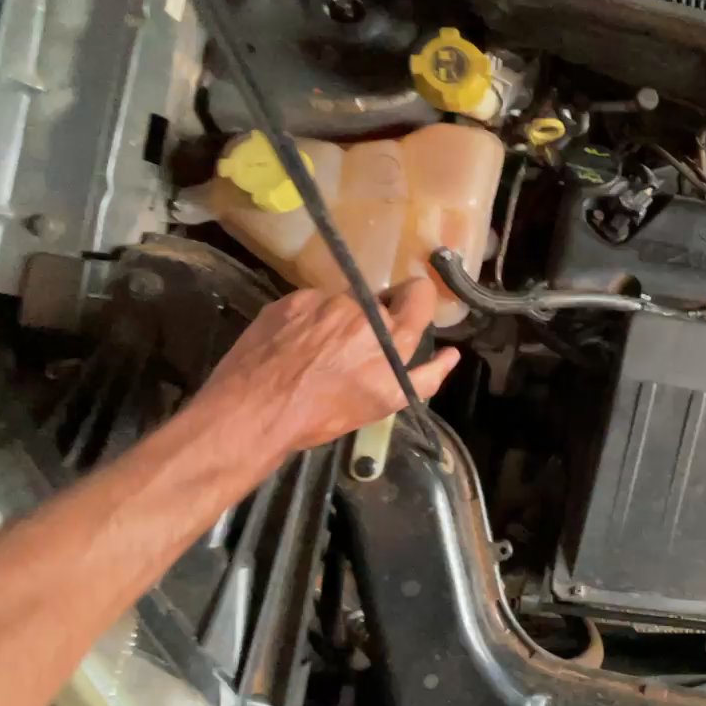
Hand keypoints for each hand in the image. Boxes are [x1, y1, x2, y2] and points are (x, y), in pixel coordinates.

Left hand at [196, 278, 460, 458]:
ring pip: (343, 303)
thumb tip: (453, 353)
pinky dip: (309, 319)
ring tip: (318, 351)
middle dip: (372, 320)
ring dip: (339, 320)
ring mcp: (324, 301)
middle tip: (352, 351)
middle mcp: (363, 310)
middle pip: (379, 301)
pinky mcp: (291, 300)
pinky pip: (312, 304)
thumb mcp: (386, 404)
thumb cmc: (325, 413)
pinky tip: (295, 345)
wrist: (253, 412)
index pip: (420, 293)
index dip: (417, 299)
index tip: (407, 312)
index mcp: (392, 335)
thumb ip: (427, 376)